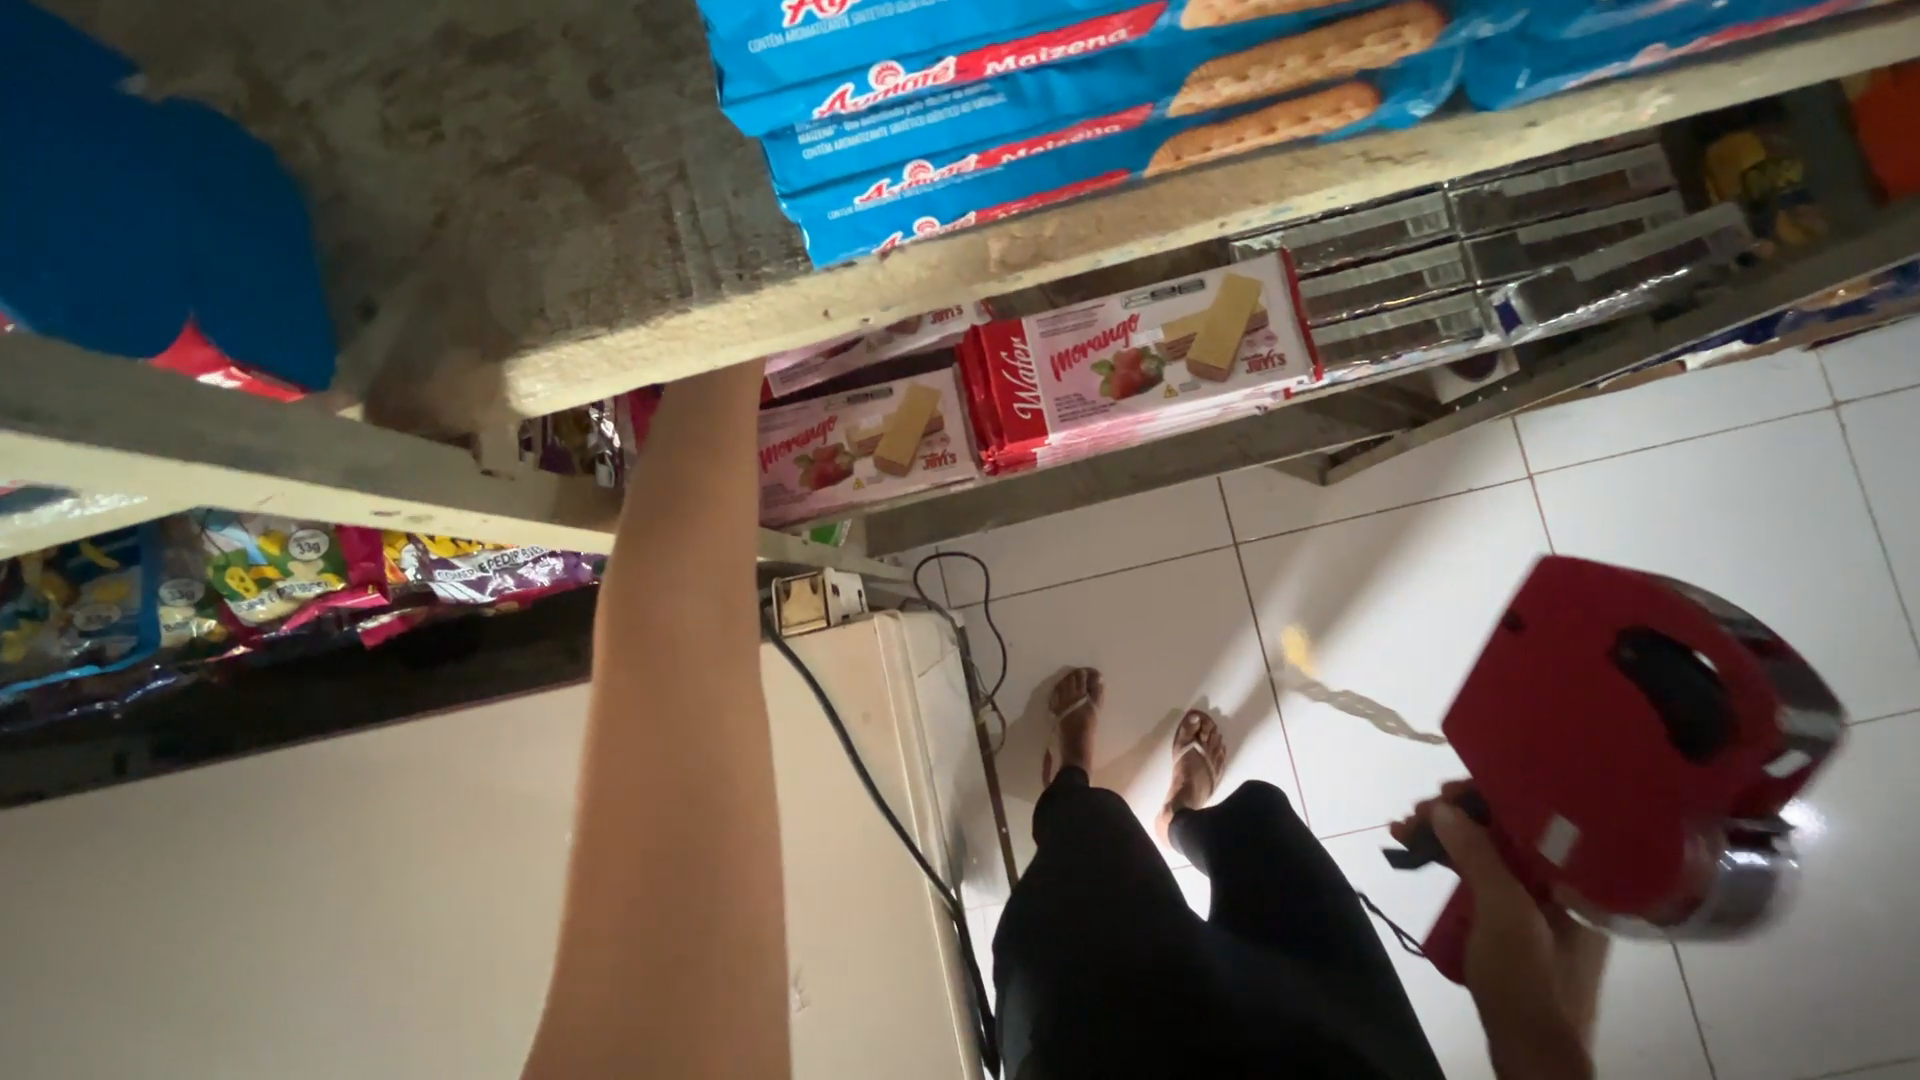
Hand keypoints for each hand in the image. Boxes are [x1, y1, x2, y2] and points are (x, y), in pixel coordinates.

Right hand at [1394, 784, 1607, 1079]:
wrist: (1532, 1055)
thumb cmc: (1528, 981)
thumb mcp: (1502, 913)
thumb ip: (1476, 856)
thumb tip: (1443, 808)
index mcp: (1575, 881)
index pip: (1532, 818)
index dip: (1486, 798)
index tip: (1443, 794)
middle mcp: (1561, 888)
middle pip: (1505, 834)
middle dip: (1456, 818)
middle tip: (1414, 816)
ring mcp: (1537, 908)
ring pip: (1488, 855)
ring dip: (1445, 839)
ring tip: (1403, 833)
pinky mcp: (1514, 926)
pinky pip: (1481, 880)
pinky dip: (1450, 865)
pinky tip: (1420, 857)